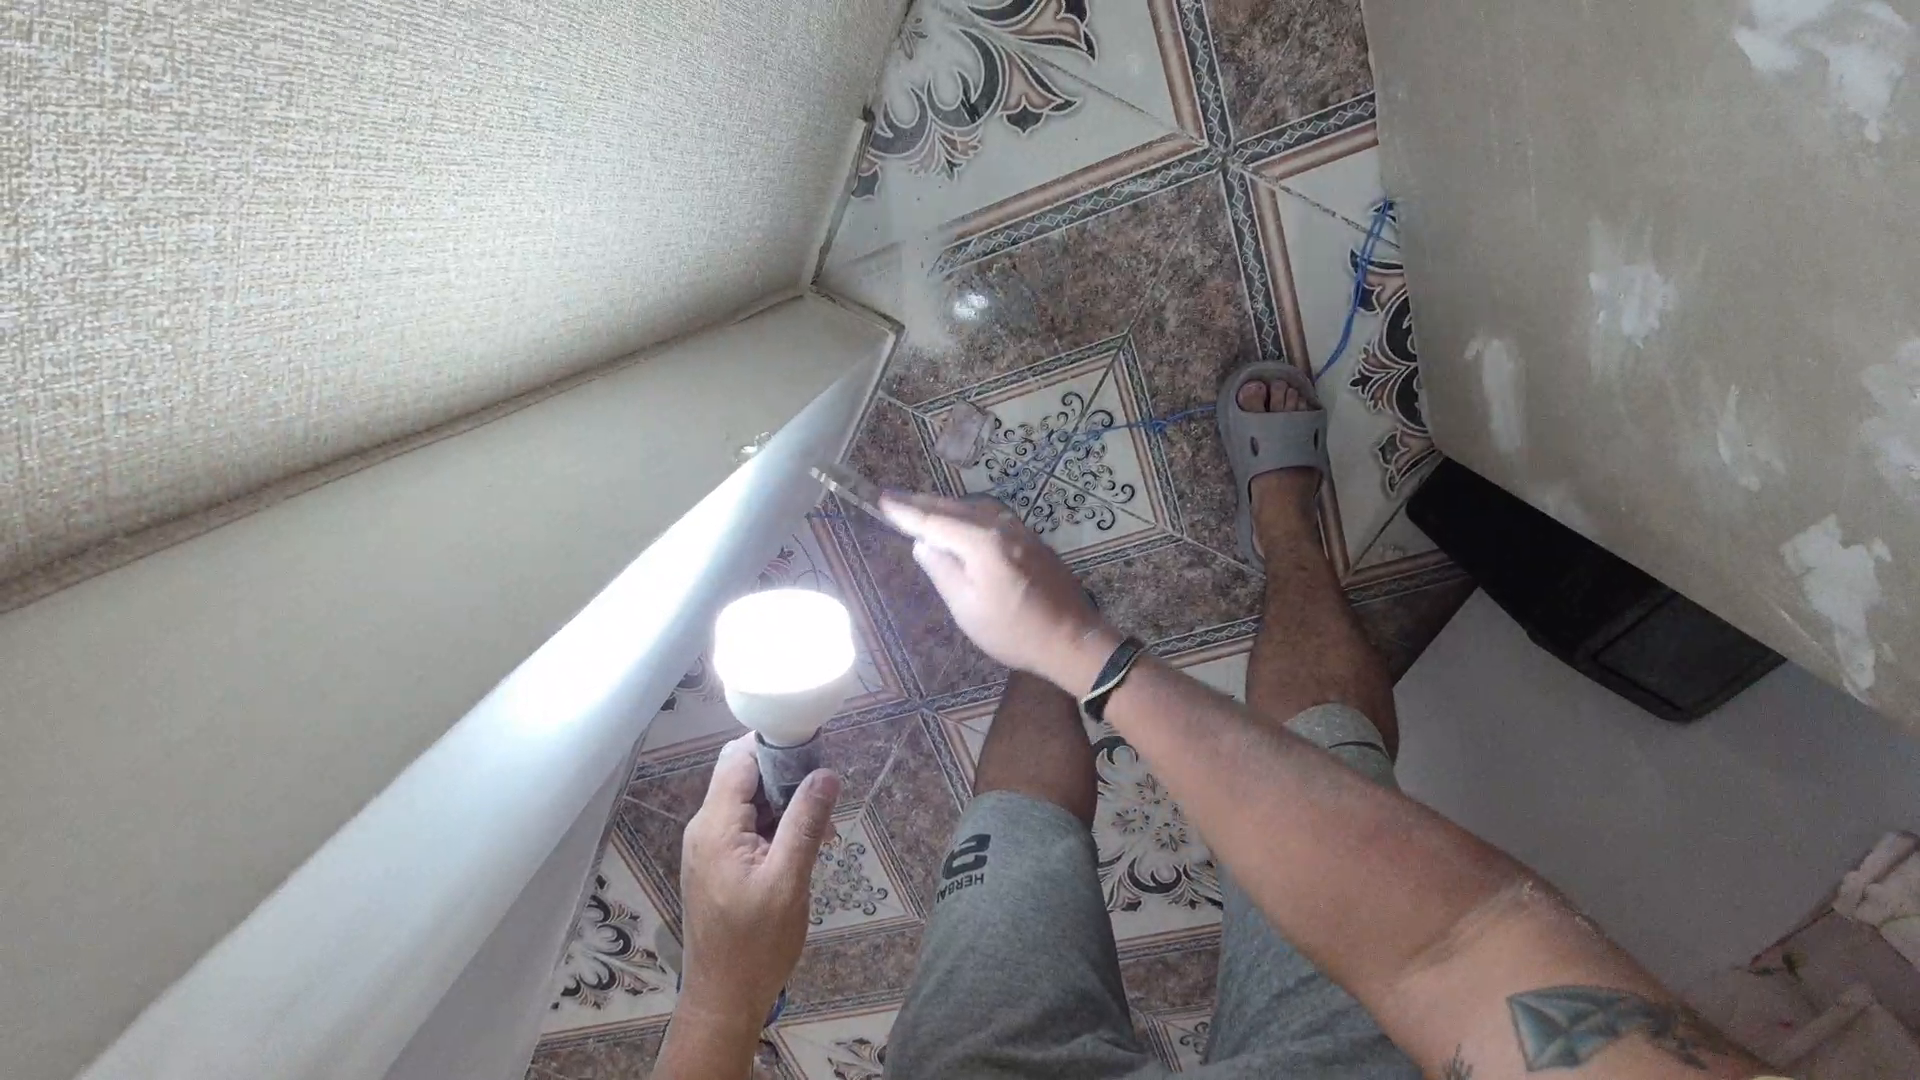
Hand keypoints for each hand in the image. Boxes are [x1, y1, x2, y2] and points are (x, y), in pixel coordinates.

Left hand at [676, 736, 839, 1030]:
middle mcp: (705, 827)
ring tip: (821, 826)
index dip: (775, 744)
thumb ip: (806, 822)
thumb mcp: (789, 880)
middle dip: (785, 773)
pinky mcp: (718, 862)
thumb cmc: (756, 943)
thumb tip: (826, 772)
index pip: (740, 759)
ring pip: (748, 799)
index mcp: (715, 826)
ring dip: (785, 802)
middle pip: (743, 774)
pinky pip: (746, 823)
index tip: (814, 747)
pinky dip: (775, 823)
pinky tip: (803, 844)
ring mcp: (709, 845)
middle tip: (824, 791)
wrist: (724, 999)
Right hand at [881, 492, 1120, 691]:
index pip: (935, 521)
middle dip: (923, 502)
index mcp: (982, 543)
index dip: (907, 512)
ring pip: (975, 508)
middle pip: (955, 508)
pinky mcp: (1032, 540)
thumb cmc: (1014, 632)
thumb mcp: (967, 608)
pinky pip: (992, 516)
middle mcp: (1002, 527)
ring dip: (946, 505)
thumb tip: (923, 544)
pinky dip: (968, 513)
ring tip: (921, 506)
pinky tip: (961, 520)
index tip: (883, 500)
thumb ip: (942, 571)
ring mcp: (1021, 531)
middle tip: (894, 497)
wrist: (1072, 639)